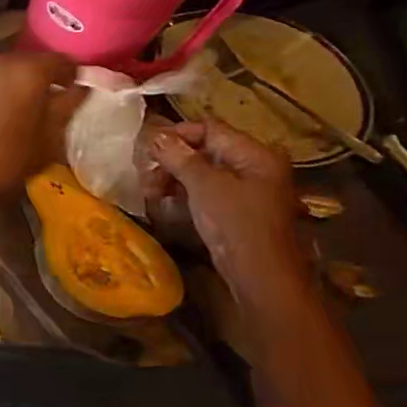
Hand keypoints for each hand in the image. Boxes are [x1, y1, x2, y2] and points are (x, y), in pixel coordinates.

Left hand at [0, 53, 78, 208]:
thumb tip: (81, 89)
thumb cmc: (3, 163)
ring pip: (1, 69)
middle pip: (28, 62)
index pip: (60, 61)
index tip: (75, 91)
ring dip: (12, 82)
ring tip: (17, 108)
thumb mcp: (46, 142)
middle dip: (40, 77)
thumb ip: (67, 108)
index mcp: (27, 71)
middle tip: (47, 101)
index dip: (72, 75)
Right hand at [147, 121, 309, 295]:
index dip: (177, 134)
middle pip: (206, 150)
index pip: (210, 129)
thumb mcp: (204, 186)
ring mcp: (248, 191)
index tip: (148, 148)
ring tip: (151, 192)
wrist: (261, 277)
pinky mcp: (238, 211)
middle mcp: (254, 167)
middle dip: (172, 159)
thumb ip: (179, 157)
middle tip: (146, 174)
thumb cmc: (236, 224)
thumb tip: (155, 135)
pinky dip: (186, 193)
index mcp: (254, 154)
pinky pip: (208, 192)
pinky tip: (166, 203)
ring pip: (204, 172)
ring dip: (175, 177)